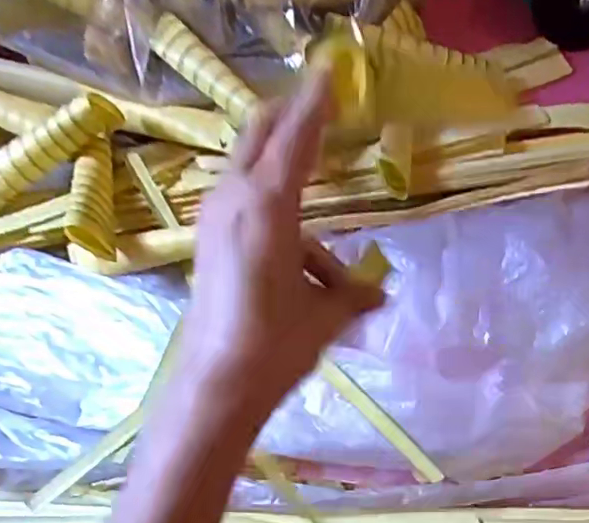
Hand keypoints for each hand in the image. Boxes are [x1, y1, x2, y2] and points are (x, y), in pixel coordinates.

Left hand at [176, 69, 383, 414]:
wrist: (219, 383)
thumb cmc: (276, 346)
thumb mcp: (324, 317)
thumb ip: (351, 296)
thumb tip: (378, 292)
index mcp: (267, 208)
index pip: (295, 139)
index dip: (315, 106)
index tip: (328, 74)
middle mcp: (235, 202)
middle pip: (259, 138)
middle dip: (288, 122)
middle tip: (316, 111)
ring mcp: (216, 222)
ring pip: (254, 180)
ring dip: (286, 186)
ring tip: (326, 250)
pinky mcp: (210, 245)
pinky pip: (245, 209)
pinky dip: (275, 218)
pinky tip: (303, 264)